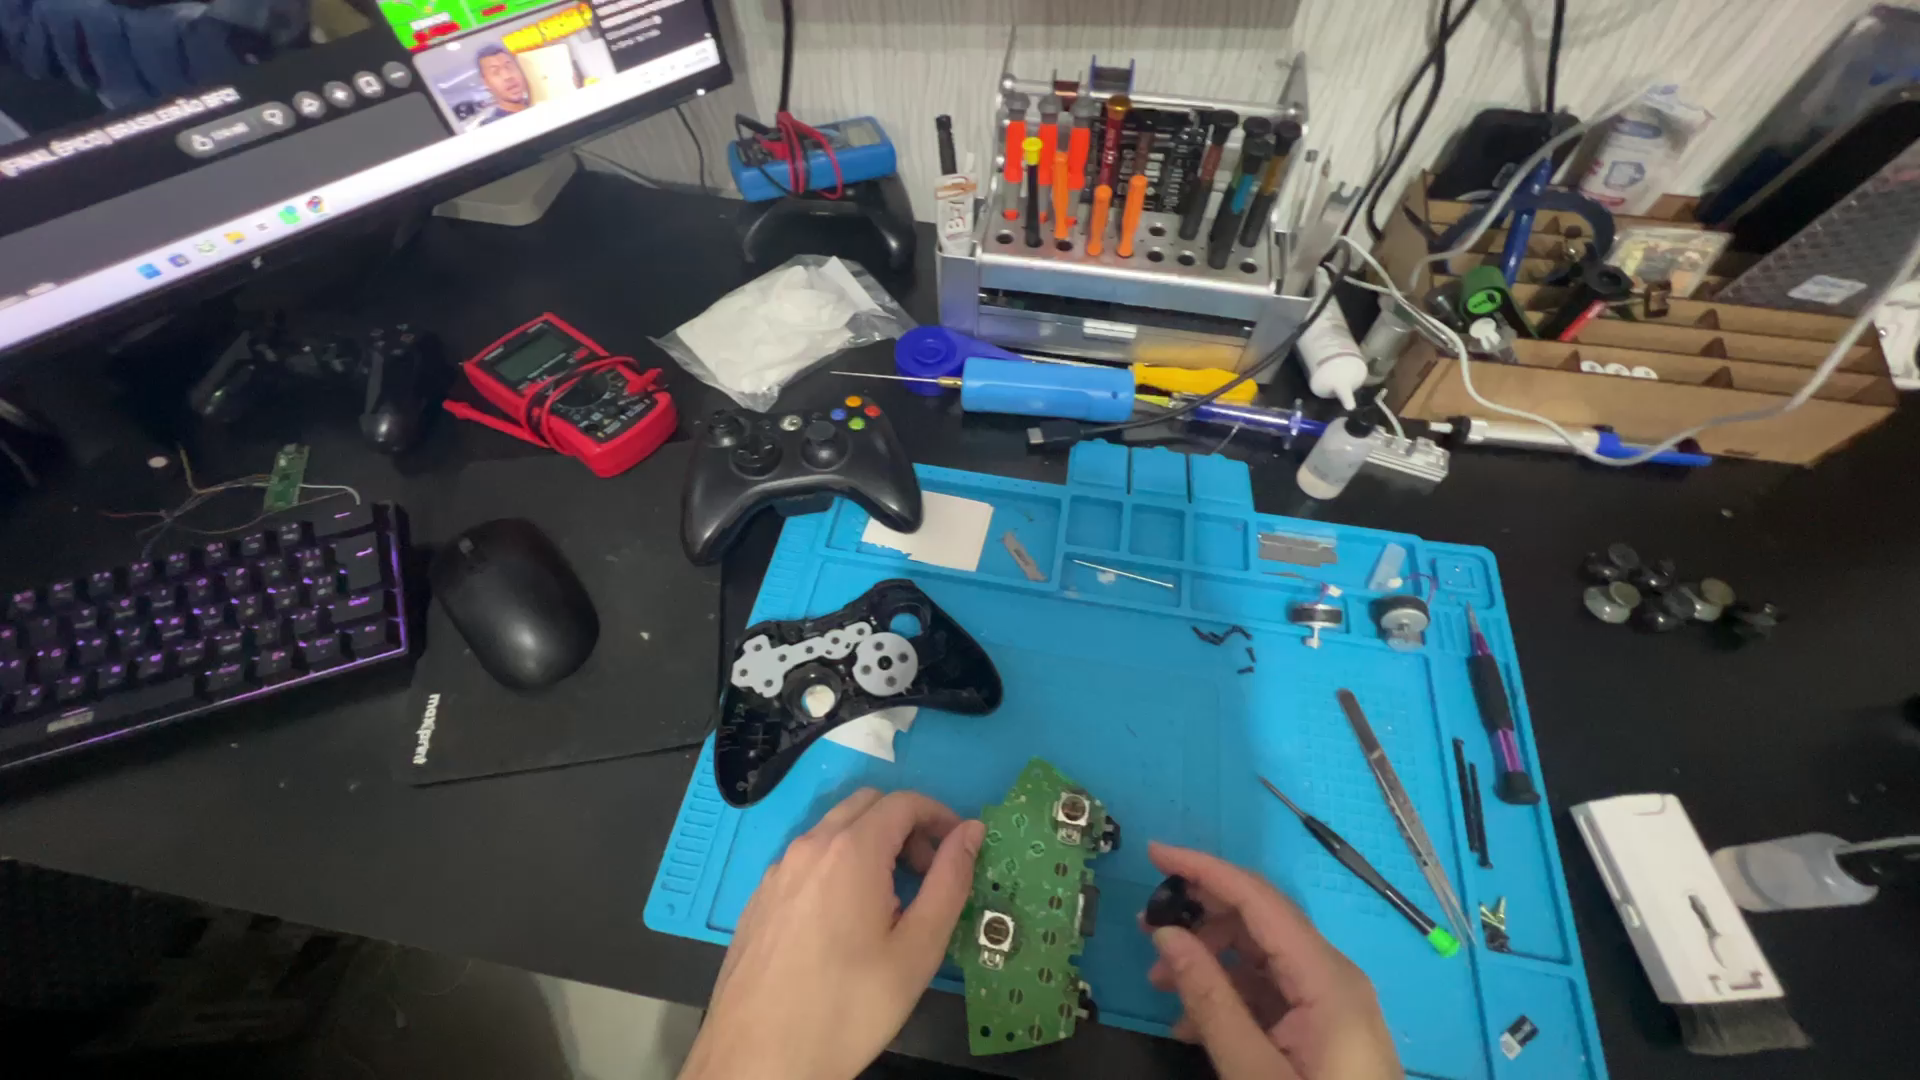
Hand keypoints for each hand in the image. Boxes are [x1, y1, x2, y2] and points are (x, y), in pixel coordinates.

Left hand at [680, 789, 984, 1079]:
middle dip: (907, 824)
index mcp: (851, 850)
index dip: (940, 815)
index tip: (960, 845)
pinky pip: (809, 856)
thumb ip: (949, 881)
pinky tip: (846, 916)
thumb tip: (972, 832)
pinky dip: (839, 861)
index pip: (904, 802)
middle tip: (928, 871)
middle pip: (868, 804)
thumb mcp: (916, 950)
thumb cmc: (847, 1007)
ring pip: (835, 827)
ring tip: (892, 898)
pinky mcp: (761, 894)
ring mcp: (780, 868)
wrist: (757, 1062)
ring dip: (873, 841)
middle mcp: (811, 845)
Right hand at [1145, 842, 1400, 1079]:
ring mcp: (1330, 1000)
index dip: (1203, 869)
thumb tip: (1165, 933)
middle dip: (1199, 916)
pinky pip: (1268, 988)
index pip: (1256, 897)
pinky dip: (1228, 993)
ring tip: (1163, 985)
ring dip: (1208, 959)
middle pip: (1257, 918)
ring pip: (1259, 952)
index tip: (1154, 853)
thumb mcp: (1254, 1074)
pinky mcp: (1324, 1025)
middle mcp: (1332, 974)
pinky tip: (1194, 1022)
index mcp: (1325, 977)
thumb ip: (1209, 999)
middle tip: (1146, 926)